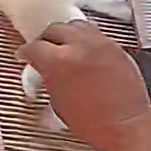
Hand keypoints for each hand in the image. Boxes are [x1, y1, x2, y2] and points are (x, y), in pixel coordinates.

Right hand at [17, 21, 150, 150]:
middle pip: (55, 29)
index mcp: (58, 61)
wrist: (125, 125)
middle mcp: (79, 46)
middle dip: (46, 39)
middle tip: (43, 49)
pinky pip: (95, 35)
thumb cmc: (94, 121)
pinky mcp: (115, 47)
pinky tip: (84, 52)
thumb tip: (46, 71)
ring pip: (76, 26)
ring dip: (67, 34)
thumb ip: (48, 78)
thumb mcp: (57, 101)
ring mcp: (100, 44)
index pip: (34, 47)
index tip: (25, 55)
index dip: (26, 52)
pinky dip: (85, 40)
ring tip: (64, 46)